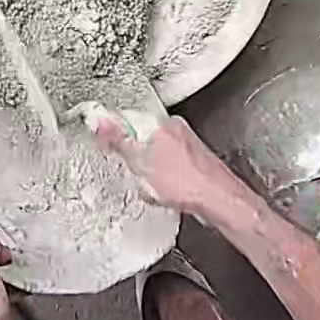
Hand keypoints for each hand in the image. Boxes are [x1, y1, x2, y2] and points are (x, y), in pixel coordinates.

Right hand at [90, 113, 244, 217]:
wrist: (219, 200)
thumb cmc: (187, 184)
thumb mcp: (140, 163)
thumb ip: (117, 139)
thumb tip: (99, 121)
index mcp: (161, 122)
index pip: (125, 118)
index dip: (111, 135)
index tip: (105, 147)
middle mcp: (175, 127)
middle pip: (139, 134)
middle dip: (130, 153)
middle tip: (131, 170)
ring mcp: (185, 142)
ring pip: (153, 149)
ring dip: (146, 165)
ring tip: (150, 183)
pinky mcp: (191, 158)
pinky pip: (166, 162)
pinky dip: (161, 174)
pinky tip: (164, 188)